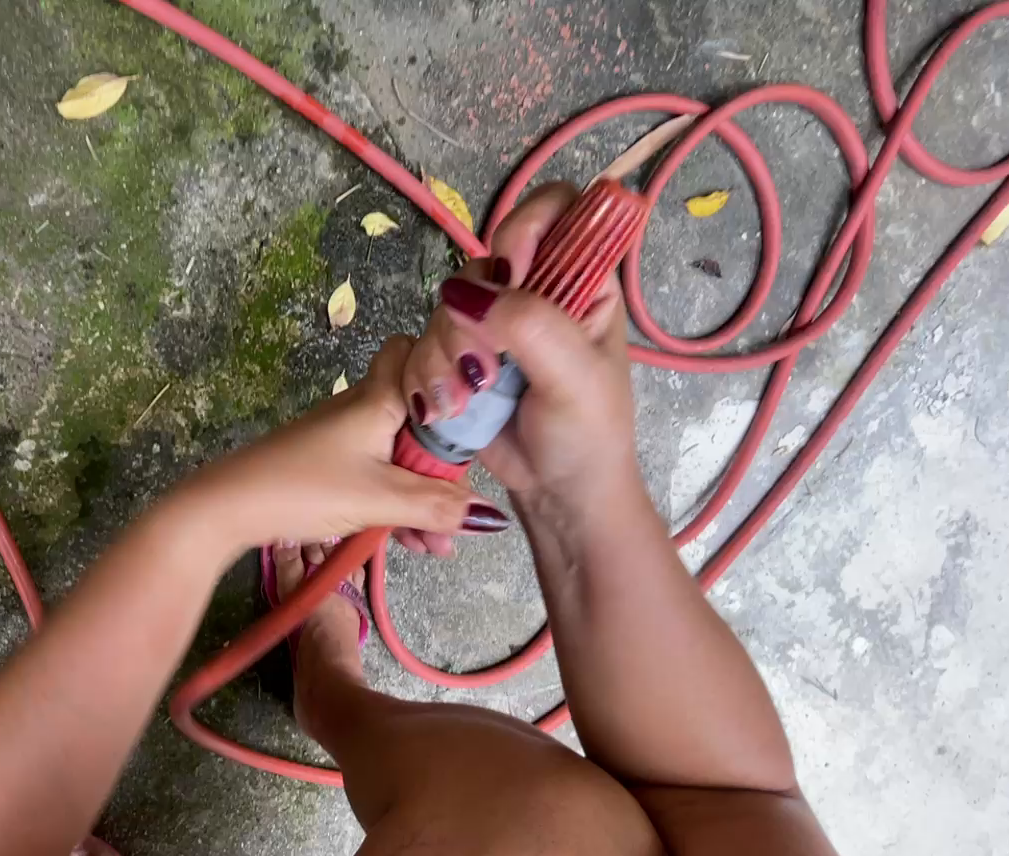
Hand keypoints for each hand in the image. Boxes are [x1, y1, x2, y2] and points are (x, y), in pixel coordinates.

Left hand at [182, 336, 509, 552]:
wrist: (228, 507)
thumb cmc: (305, 489)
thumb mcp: (378, 500)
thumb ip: (435, 506)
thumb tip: (488, 516)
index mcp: (381, 398)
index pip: (424, 354)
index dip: (454, 376)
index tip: (479, 421)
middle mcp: (365, 407)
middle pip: (421, 417)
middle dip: (446, 466)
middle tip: (459, 512)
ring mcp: (346, 436)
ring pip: (401, 454)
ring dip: (423, 496)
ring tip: (437, 547)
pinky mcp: (331, 463)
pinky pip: (379, 475)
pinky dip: (397, 503)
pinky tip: (412, 543)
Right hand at [391, 184, 641, 554]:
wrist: (556, 492)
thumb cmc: (585, 434)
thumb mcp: (574, 377)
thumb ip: (530, 325)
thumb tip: (466, 292)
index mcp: (581, 282)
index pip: (553, 210)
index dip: (524, 230)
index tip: (511, 277)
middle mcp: (532, 295)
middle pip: (479, 266)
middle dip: (469, 319)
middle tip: (483, 370)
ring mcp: (490, 329)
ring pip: (443, 310)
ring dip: (442, 357)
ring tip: (463, 402)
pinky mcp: (458, 362)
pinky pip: (422, 347)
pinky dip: (424, 377)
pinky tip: (444, 410)